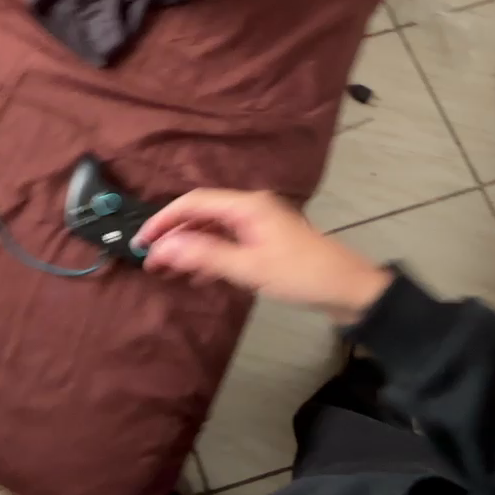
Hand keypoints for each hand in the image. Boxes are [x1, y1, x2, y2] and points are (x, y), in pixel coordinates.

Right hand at [135, 188, 393, 323]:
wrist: (351, 292)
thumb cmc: (302, 275)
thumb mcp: (250, 268)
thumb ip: (205, 255)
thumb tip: (164, 247)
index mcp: (245, 206)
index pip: (193, 203)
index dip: (164, 220)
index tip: (143, 241)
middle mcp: (248, 208)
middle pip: (200, 215)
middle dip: (173, 236)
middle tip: (150, 261)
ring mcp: (256, 225)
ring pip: (212, 230)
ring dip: (189, 248)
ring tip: (166, 270)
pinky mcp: (263, 242)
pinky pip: (226, 243)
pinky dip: (208, 256)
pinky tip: (196, 275)